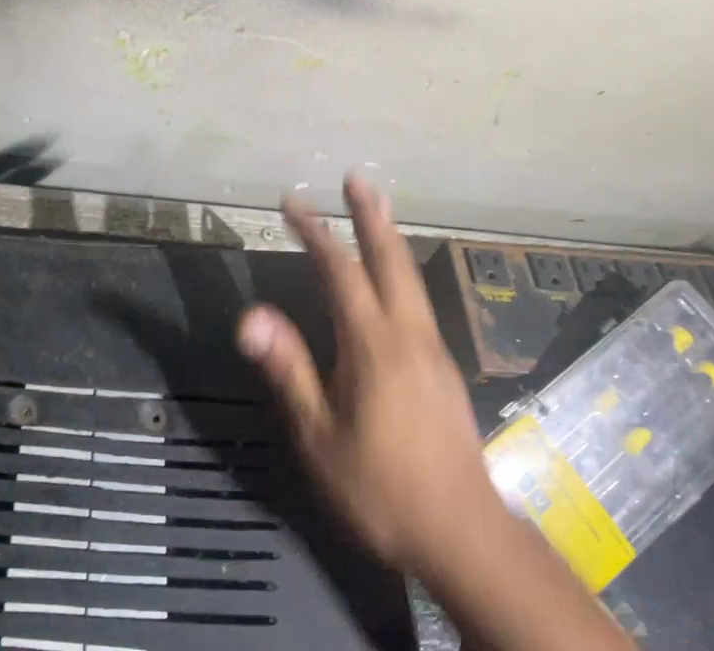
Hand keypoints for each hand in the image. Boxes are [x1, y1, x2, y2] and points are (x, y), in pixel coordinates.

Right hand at [237, 175, 503, 574]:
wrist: (463, 534)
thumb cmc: (380, 488)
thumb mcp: (320, 436)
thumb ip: (290, 371)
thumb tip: (251, 315)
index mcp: (374, 347)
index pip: (340, 273)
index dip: (315, 233)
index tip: (291, 202)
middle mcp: (410, 337)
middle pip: (391, 262)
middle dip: (372, 218)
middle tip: (357, 179)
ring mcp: (434, 354)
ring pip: (411, 282)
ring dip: (390, 241)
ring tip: (377, 214)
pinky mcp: (444, 373)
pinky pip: (418, 305)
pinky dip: (400, 275)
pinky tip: (393, 285)